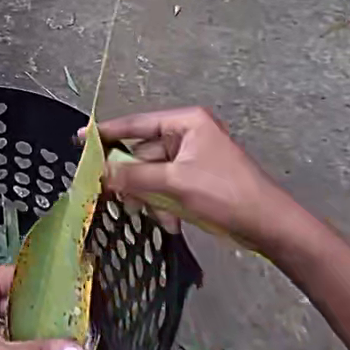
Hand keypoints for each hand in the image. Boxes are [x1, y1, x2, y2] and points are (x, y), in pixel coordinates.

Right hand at [92, 107, 318, 256]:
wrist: (268, 226)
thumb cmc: (226, 194)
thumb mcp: (175, 183)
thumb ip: (133, 176)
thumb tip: (99, 173)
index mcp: (185, 123)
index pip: (136, 124)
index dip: (107, 132)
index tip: (80, 139)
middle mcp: (187, 135)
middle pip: (141, 152)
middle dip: (132, 178)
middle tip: (116, 196)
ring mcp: (191, 158)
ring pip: (150, 174)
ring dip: (148, 196)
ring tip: (152, 214)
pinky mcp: (194, 179)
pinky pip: (164, 187)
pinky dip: (162, 203)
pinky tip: (169, 221)